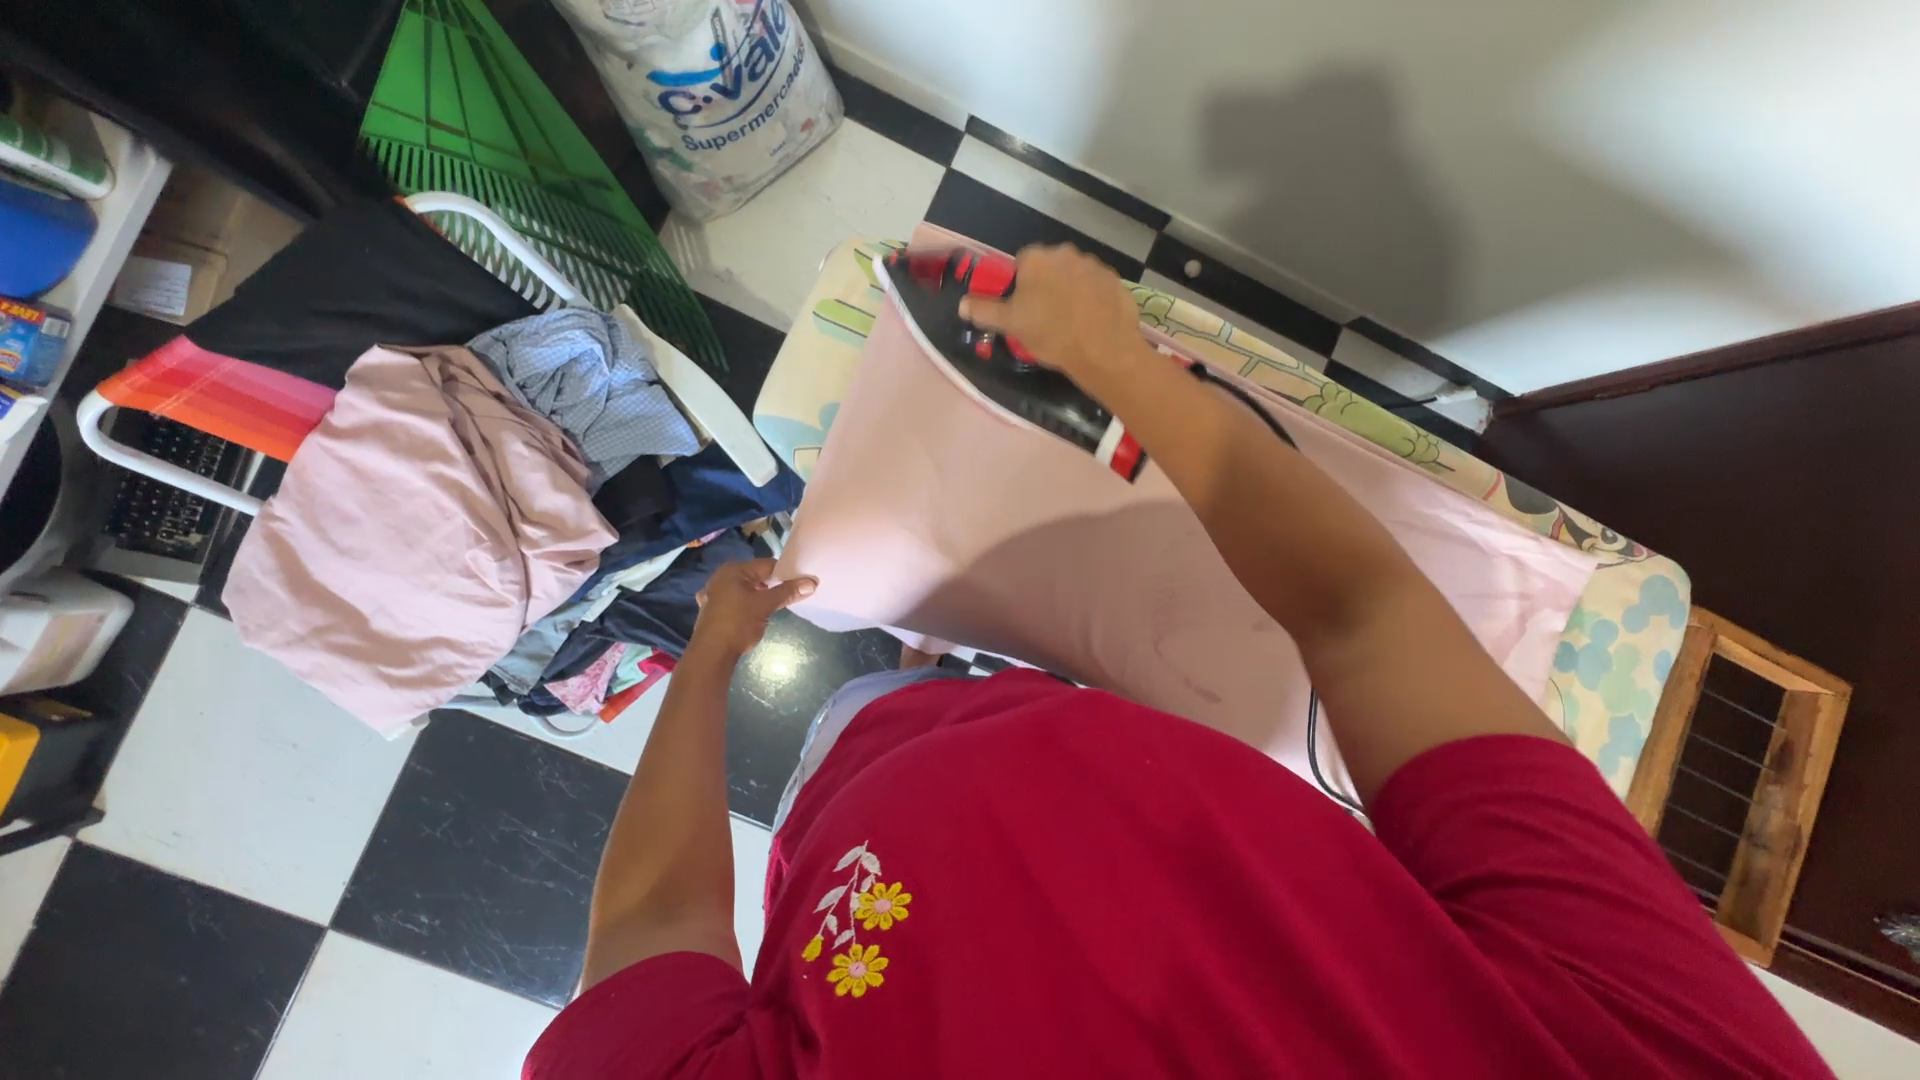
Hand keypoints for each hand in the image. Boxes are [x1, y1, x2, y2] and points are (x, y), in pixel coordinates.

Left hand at [689, 559, 815, 660]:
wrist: (711, 654)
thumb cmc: (738, 623)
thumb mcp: (765, 605)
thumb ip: (787, 592)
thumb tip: (812, 582)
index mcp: (733, 570)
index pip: (767, 565)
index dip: (786, 573)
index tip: (801, 583)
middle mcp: (721, 578)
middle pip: (756, 576)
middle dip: (774, 585)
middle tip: (792, 595)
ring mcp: (714, 594)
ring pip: (745, 590)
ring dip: (760, 596)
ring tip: (776, 606)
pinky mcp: (712, 610)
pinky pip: (736, 601)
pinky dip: (747, 604)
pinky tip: (754, 614)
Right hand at [957, 244, 1143, 385]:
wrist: (1102, 349)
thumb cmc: (1050, 333)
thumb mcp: (1010, 325)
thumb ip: (984, 310)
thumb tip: (962, 304)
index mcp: (1036, 259)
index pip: (1022, 262)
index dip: (1021, 285)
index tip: (1024, 307)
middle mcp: (1065, 253)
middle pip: (1050, 266)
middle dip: (1047, 284)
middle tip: (1046, 316)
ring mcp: (1094, 265)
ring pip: (1075, 275)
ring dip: (1071, 290)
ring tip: (1071, 321)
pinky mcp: (1115, 280)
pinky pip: (1097, 287)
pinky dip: (1094, 299)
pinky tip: (1092, 321)